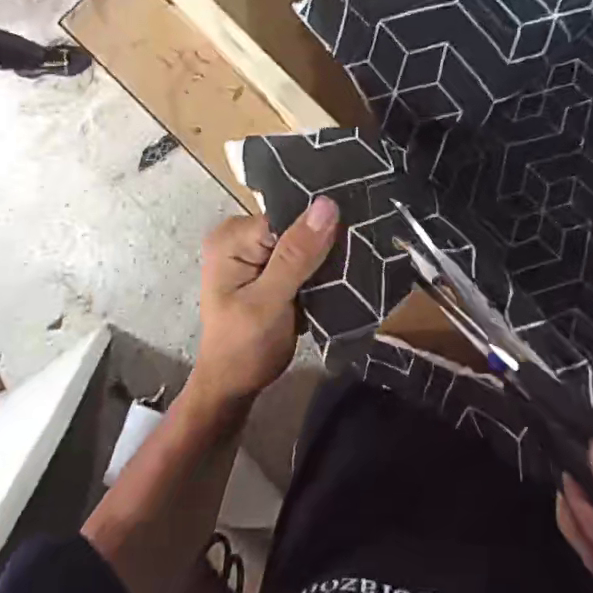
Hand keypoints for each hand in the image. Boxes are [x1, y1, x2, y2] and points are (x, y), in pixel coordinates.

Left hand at [191, 197, 339, 404]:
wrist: (234, 387)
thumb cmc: (244, 348)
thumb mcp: (269, 301)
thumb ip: (296, 255)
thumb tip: (326, 204)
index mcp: (232, 236)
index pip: (287, 214)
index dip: (320, 224)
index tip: (354, 236)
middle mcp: (242, 235)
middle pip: (297, 223)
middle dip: (326, 239)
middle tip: (360, 253)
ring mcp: (257, 251)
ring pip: (305, 239)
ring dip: (327, 255)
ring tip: (355, 264)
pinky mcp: (272, 267)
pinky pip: (305, 254)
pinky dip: (321, 267)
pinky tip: (341, 274)